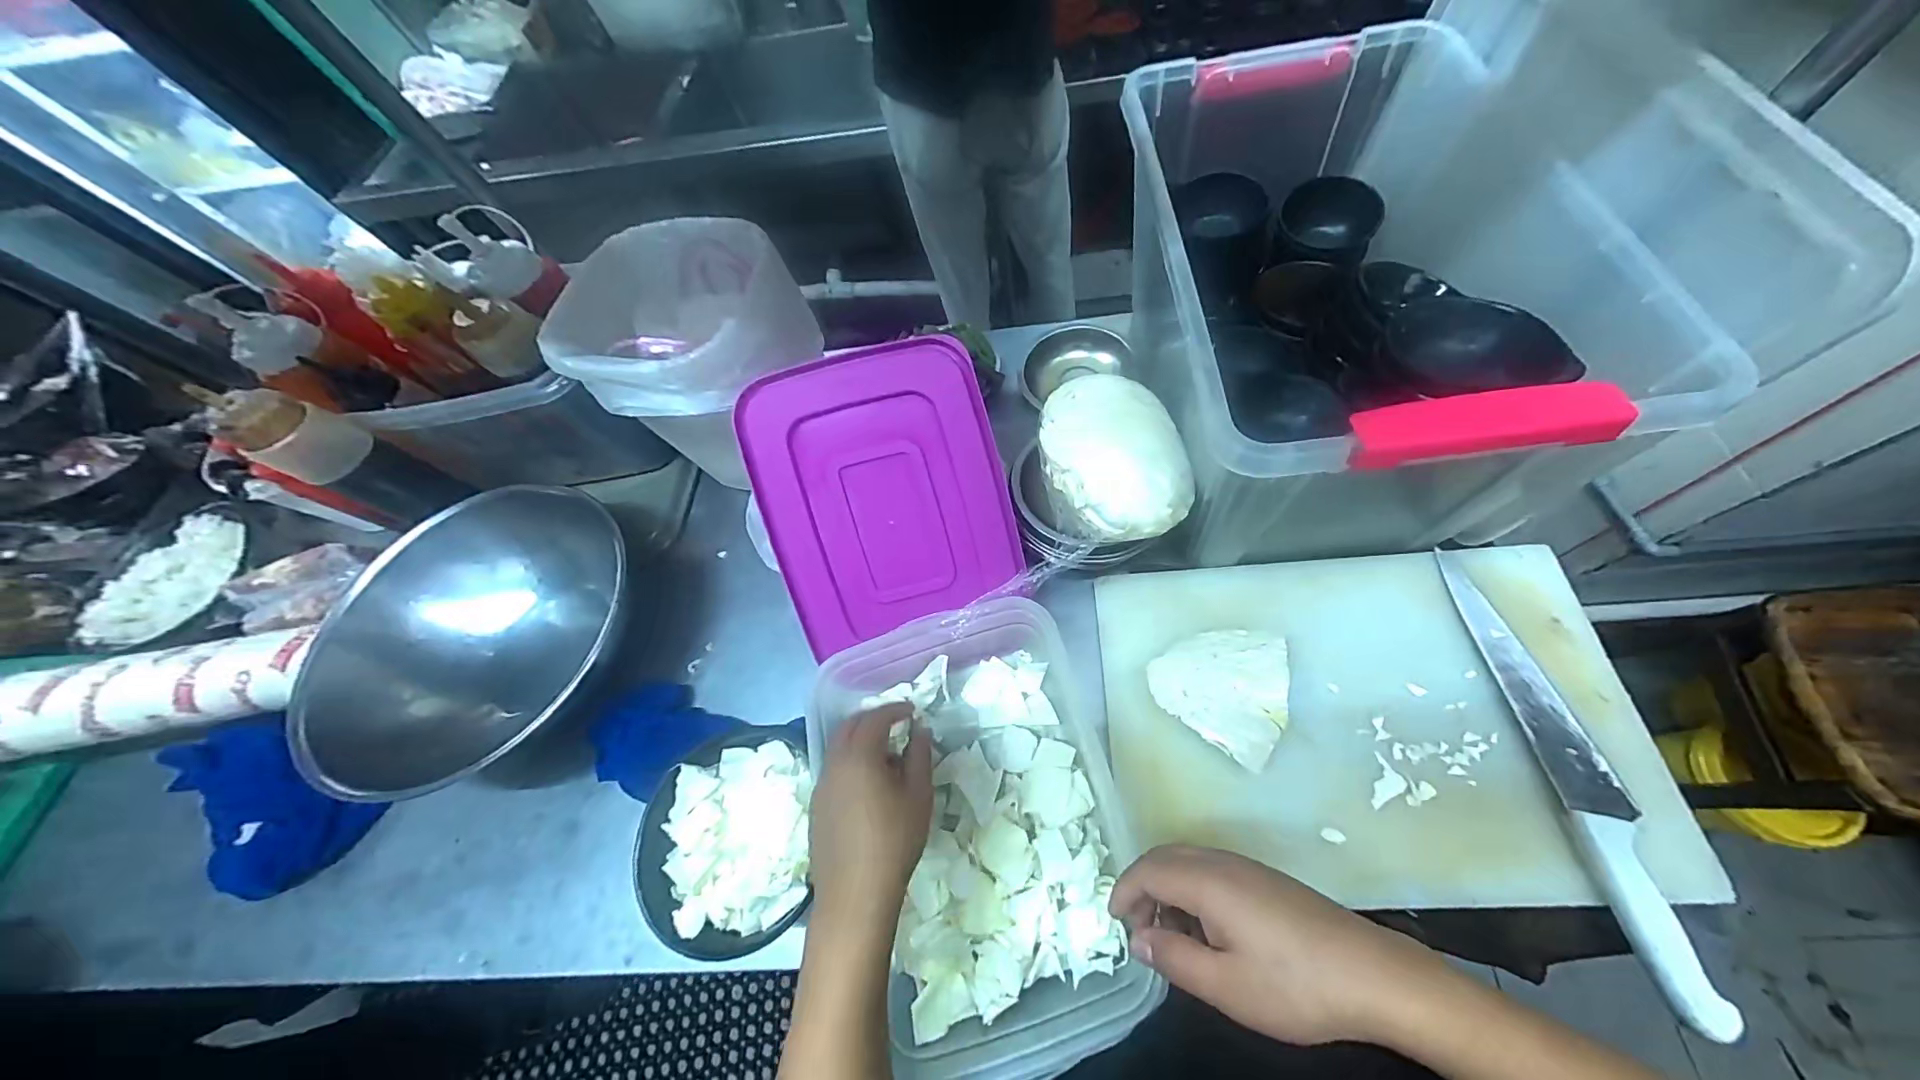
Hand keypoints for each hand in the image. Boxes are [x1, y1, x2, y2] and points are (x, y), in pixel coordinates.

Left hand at [808, 703, 932, 935]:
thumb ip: (919, 756)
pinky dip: (852, 763)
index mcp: (858, 755)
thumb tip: (919, 731)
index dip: (895, 710)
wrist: (855, 893)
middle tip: (897, 725)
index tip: (912, 711)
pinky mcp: (816, 806)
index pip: (875, 718)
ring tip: (888, 759)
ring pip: (839, 749)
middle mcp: (834, 763)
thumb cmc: (894, 840)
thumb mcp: (918, 795)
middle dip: (873, 719)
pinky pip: (835, 770)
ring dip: (861, 742)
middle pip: (849, 727)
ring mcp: (821, 785)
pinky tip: (870, 786)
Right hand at [1110, 844, 1457, 1046]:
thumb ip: (1174, 958)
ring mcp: (1248, 867)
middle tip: (1138, 930)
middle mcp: (1223, 862)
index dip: (1124, 892)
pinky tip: (1207, 929)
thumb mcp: (1225, 986)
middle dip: (1142, 886)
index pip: (1148, 869)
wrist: (1375, 976)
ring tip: (1171, 935)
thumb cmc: (1294, 985)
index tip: (1114, 923)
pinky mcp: (1267, 879)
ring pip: (1189, 860)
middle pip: (1165, 856)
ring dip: (1167, 888)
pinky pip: (1211, 869)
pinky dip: (1191, 889)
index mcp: (1207, 880)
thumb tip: (1139, 939)